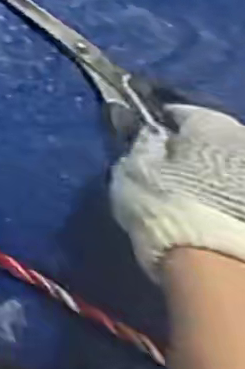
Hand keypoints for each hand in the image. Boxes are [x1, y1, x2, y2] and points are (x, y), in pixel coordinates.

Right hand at [113, 105, 244, 277]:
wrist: (217, 256)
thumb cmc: (164, 203)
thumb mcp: (135, 167)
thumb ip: (148, 143)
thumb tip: (154, 130)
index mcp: (215, 130)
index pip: (188, 112)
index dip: (165, 118)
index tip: (149, 127)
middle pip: (224, 137)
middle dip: (202, 145)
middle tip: (176, 159)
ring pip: (237, 162)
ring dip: (222, 168)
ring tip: (199, 183)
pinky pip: (242, 184)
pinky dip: (232, 188)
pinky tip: (218, 201)